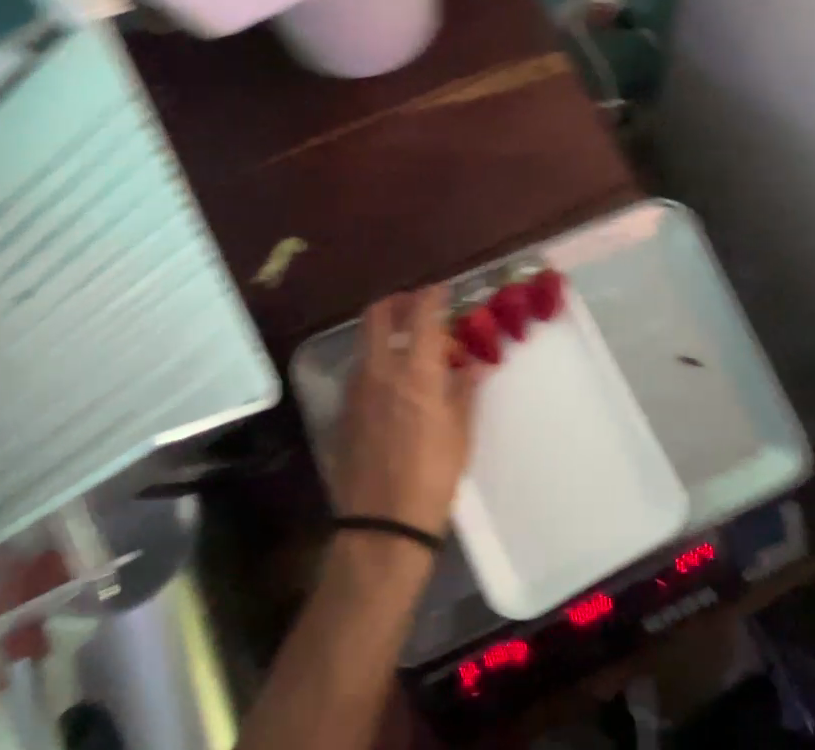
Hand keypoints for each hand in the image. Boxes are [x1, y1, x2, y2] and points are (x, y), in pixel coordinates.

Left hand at [331, 285, 487, 536]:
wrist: (381, 523)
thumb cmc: (432, 477)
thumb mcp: (460, 433)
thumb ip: (464, 390)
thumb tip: (472, 365)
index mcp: (415, 370)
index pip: (422, 313)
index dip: (433, 295)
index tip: (444, 291)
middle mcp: (379, 370)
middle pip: (378, 315)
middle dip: (398, 303)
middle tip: (418, 309)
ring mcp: (355, 389)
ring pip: (366, 343)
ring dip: (387, 334)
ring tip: (412, 351)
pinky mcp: (342, 410)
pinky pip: (360, 371)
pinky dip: (377, 363)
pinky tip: (395, 385)